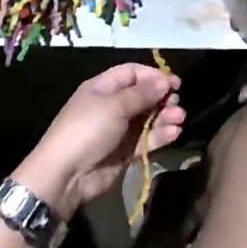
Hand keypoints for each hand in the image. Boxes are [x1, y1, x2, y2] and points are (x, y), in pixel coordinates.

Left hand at [15, 64, 183, 215]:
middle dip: (162, 98)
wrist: (67, 174)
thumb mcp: (114, 106)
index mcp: (103, 87)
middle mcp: (111, 105)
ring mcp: (119, 130)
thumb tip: (164, 81)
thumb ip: (142, 94)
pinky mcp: (125, 151)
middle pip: (143, 96)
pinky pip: (147, 139)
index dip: (153, 76)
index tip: (175, 83)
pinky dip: (161, 135)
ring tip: (179, 118)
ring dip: (165, 117)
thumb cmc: (88, 129)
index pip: (132, 73)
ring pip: (148, 118)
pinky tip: (174, 133)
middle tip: (177, 103)